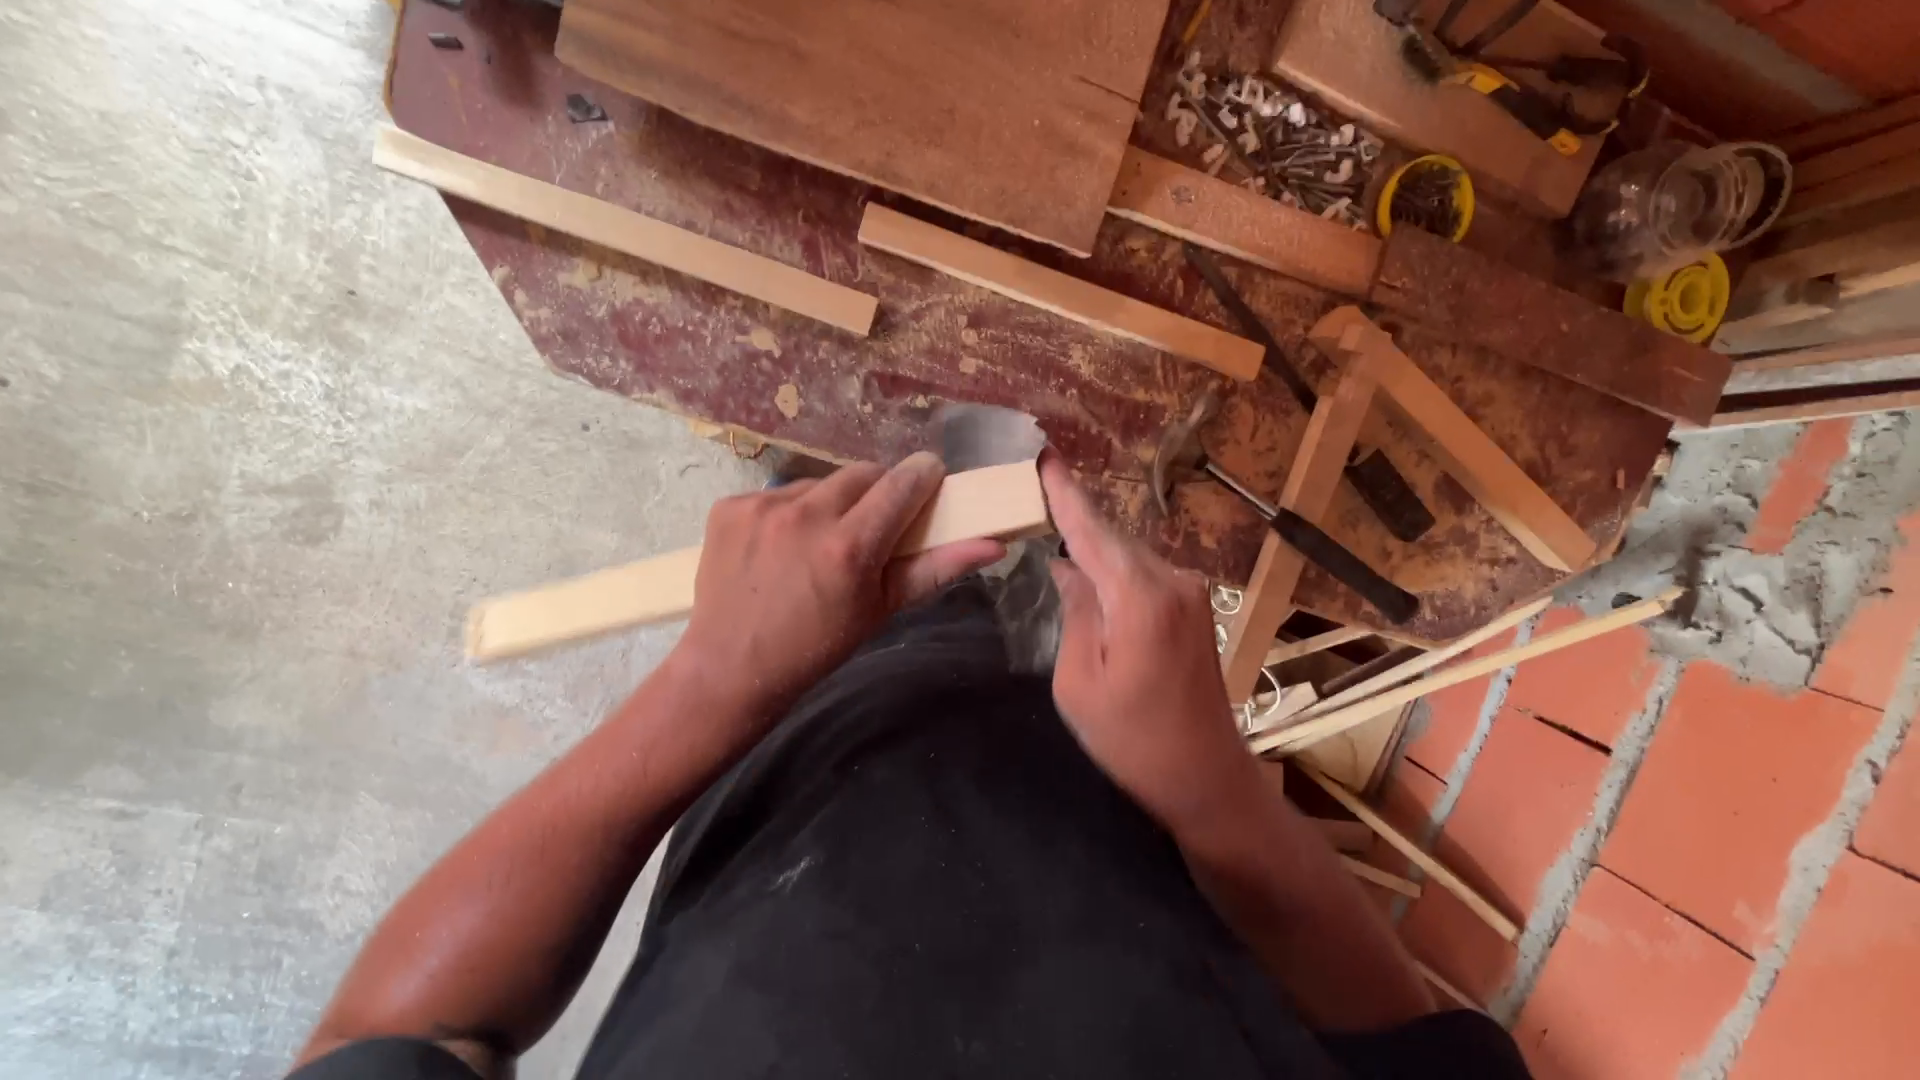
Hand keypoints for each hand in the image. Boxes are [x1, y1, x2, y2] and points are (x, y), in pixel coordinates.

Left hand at [672, 452, 1005, 733]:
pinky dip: (789, 513)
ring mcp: (761, 507)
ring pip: (818, 483)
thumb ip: (937, 570)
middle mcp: (805, 516)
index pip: (902, 483)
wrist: (730, 667)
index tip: (931, 479)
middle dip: (877, 491)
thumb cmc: (817, 646)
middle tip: (874, 524)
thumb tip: (993, 544)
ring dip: (830, 503)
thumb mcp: (882, 610)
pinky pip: (778, 494)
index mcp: (849, 547)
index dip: (923, 475)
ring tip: (821, 543)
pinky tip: (781, 548)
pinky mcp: (729, 506)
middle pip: (862, 474)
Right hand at [1042, 455, 1263, 832]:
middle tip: (1034, 488)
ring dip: (1093, 545)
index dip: (1064, 493)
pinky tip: (1088, 570)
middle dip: (1074, 516)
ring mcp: (1190, 592)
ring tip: (1052, 526)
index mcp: (1140, 598)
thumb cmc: (1132, 740)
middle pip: (1111, 538)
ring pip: (1128, 555)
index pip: (1091, 531)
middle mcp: (1172, 581)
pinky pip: (1143, 574)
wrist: (1205, 777)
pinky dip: (1113, 568)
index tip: (1043, 454)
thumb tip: (1067, 567)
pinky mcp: (1195, 608)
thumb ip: (1074, 613)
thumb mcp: (1079, 682)